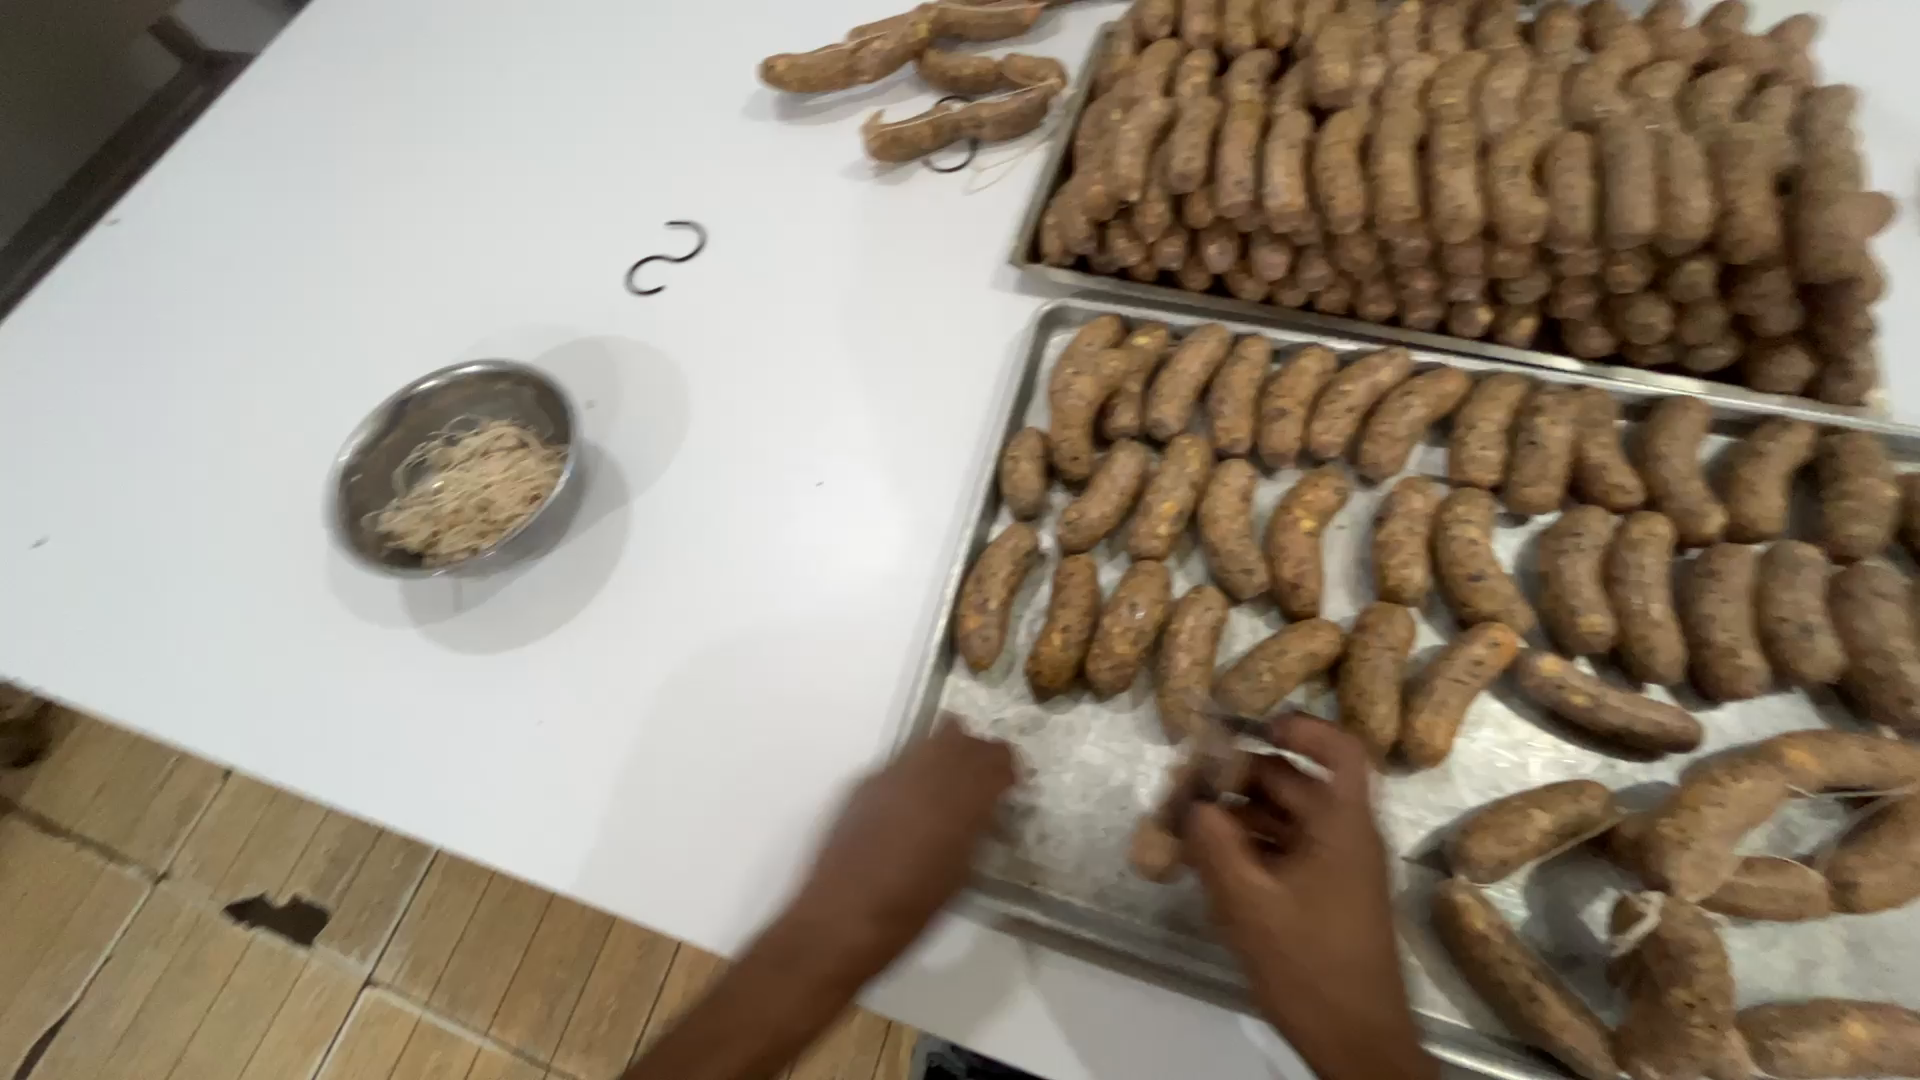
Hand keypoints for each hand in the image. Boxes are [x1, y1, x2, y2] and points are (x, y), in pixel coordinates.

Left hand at [786, 716, 1017, 980]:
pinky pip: (903, 759)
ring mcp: (892, 775)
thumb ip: (975, 831)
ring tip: (954, 777)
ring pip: (932, 739)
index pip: (997, 762)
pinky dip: (919, 767)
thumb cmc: (910, 913)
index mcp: (961, 804)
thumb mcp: (960, 874)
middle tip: (988, 774)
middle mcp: (928, 777)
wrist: (839, 920)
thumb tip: (986, 812)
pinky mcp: (865, 783)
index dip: (1009, 768)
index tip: (1014, 782)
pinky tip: (917, 795)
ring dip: (950, 750)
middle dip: (982, 753)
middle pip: (965, 740)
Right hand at [1183, 714, 1437, 1079]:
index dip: (1299, 727)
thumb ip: (1212, 840)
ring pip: (1278, 815)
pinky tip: (1204, 861)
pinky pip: (1279, 847)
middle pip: (1289, 781)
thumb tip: (1190, 800)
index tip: (1249, 726)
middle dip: (1233, 777)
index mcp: (1342, 826)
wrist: (1356, 1044)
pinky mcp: (1321, 891)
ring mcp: (1334, 865)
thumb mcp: (1247, 901)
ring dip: (1232, 813)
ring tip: (1182, 826)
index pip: (1339, 750)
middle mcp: (1343, 835)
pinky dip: (1244, 844)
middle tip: (1183, 787)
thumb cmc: (1309, 966)